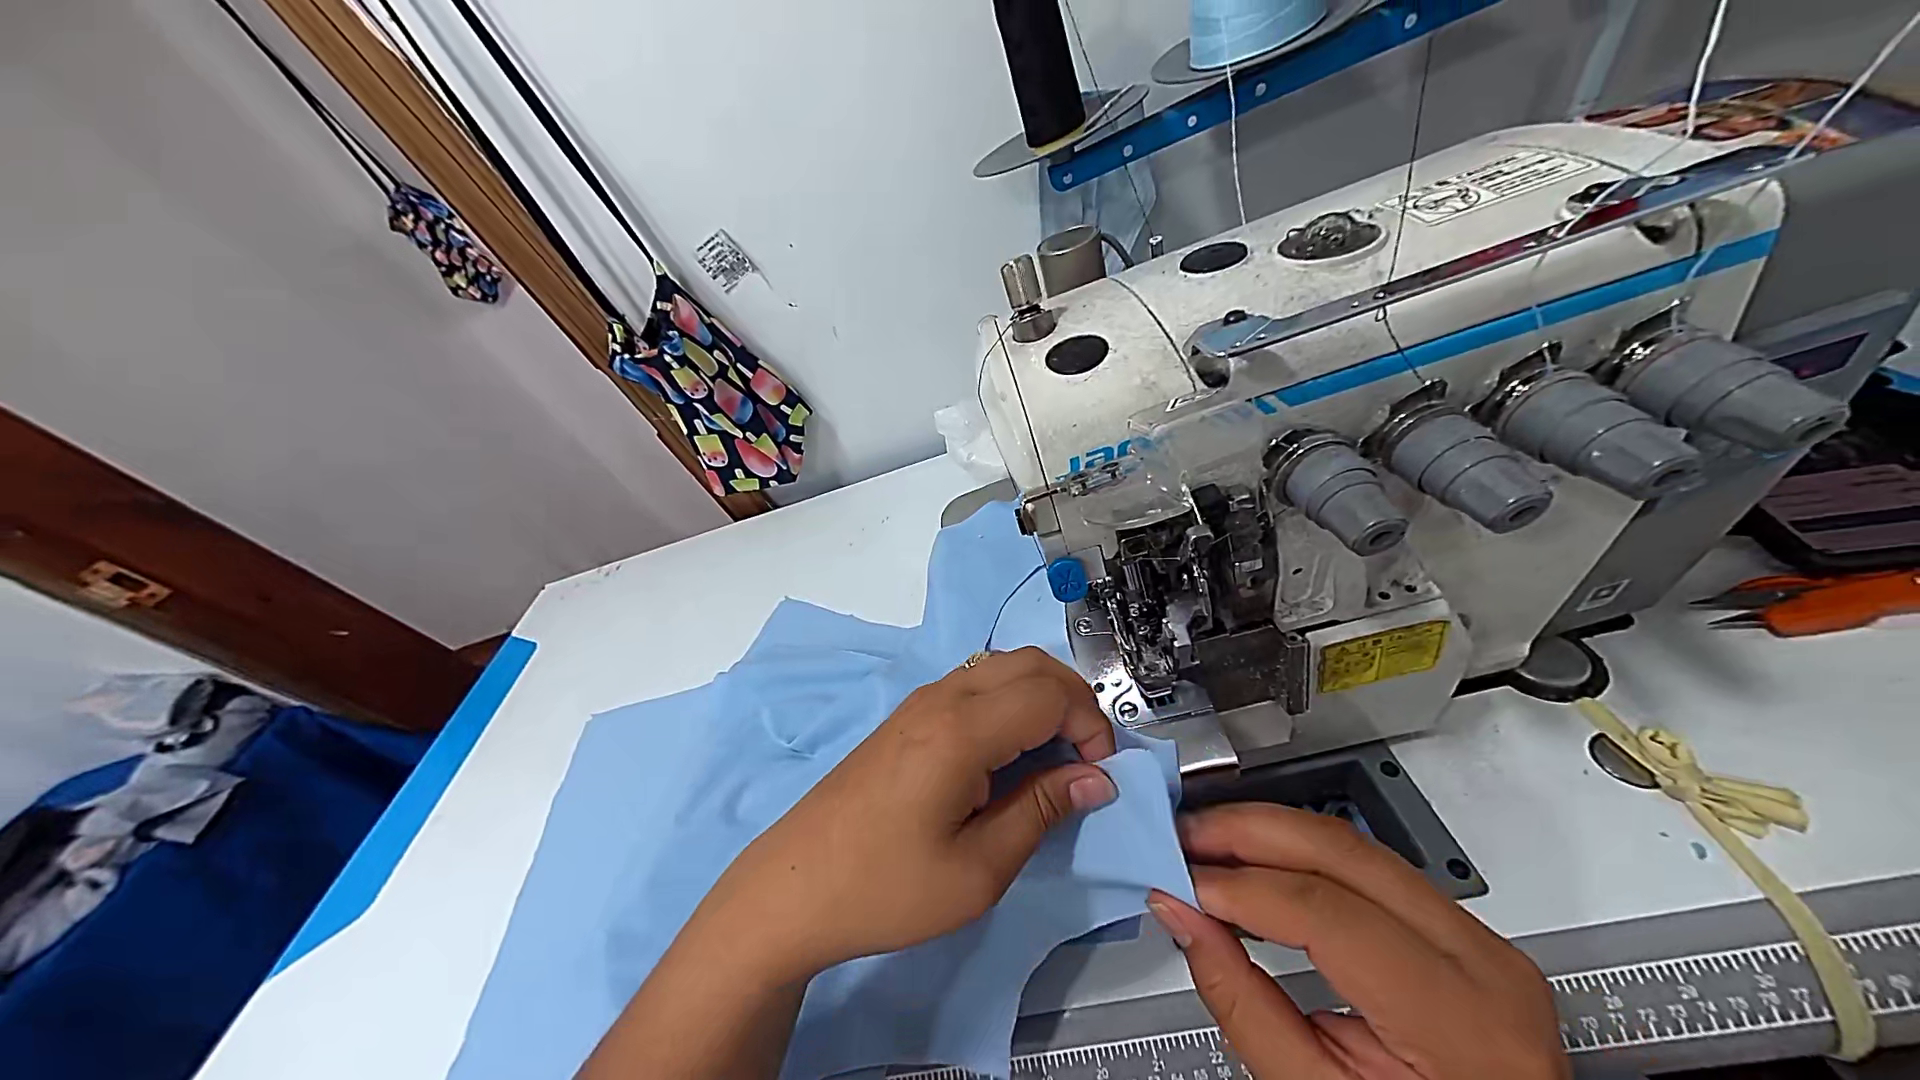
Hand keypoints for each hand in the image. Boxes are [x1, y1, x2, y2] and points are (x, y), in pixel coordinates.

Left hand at [692, 646, 1119, 983]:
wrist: (793, 887)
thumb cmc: (886, 888)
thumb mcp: (978, 869)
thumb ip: (1042, 811)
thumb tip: (1096, 779)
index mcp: (961, 730)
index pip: (1050, 694)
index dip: (1090, 726)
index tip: (1098, 775)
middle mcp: (942, 697)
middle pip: (1031, 663)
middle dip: (1073, 701)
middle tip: (1083, 759)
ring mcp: (920, 701)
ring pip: (1003, 666)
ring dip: (1041, 698)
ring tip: (1051, 758)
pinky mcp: (908, 715)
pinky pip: (976, 683)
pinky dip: (1010, 702)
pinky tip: (1008, 754)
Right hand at [1147, 804, 1566, 1079]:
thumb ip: (1243, 1006)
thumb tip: (1184, 918)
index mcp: (1459, 1021)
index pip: (1327, 912)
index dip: (1240, 888)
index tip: (1182, 882)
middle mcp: (1479, 960)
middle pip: (1339, 849)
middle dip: (1245, 830)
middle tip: (1183, 836)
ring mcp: (1472, 934)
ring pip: (1347, 841)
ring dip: (1263, 832)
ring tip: (1205, 844)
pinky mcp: (1453, 923)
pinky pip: (1360, 860)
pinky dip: (1293, 849)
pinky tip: (1251, 858)